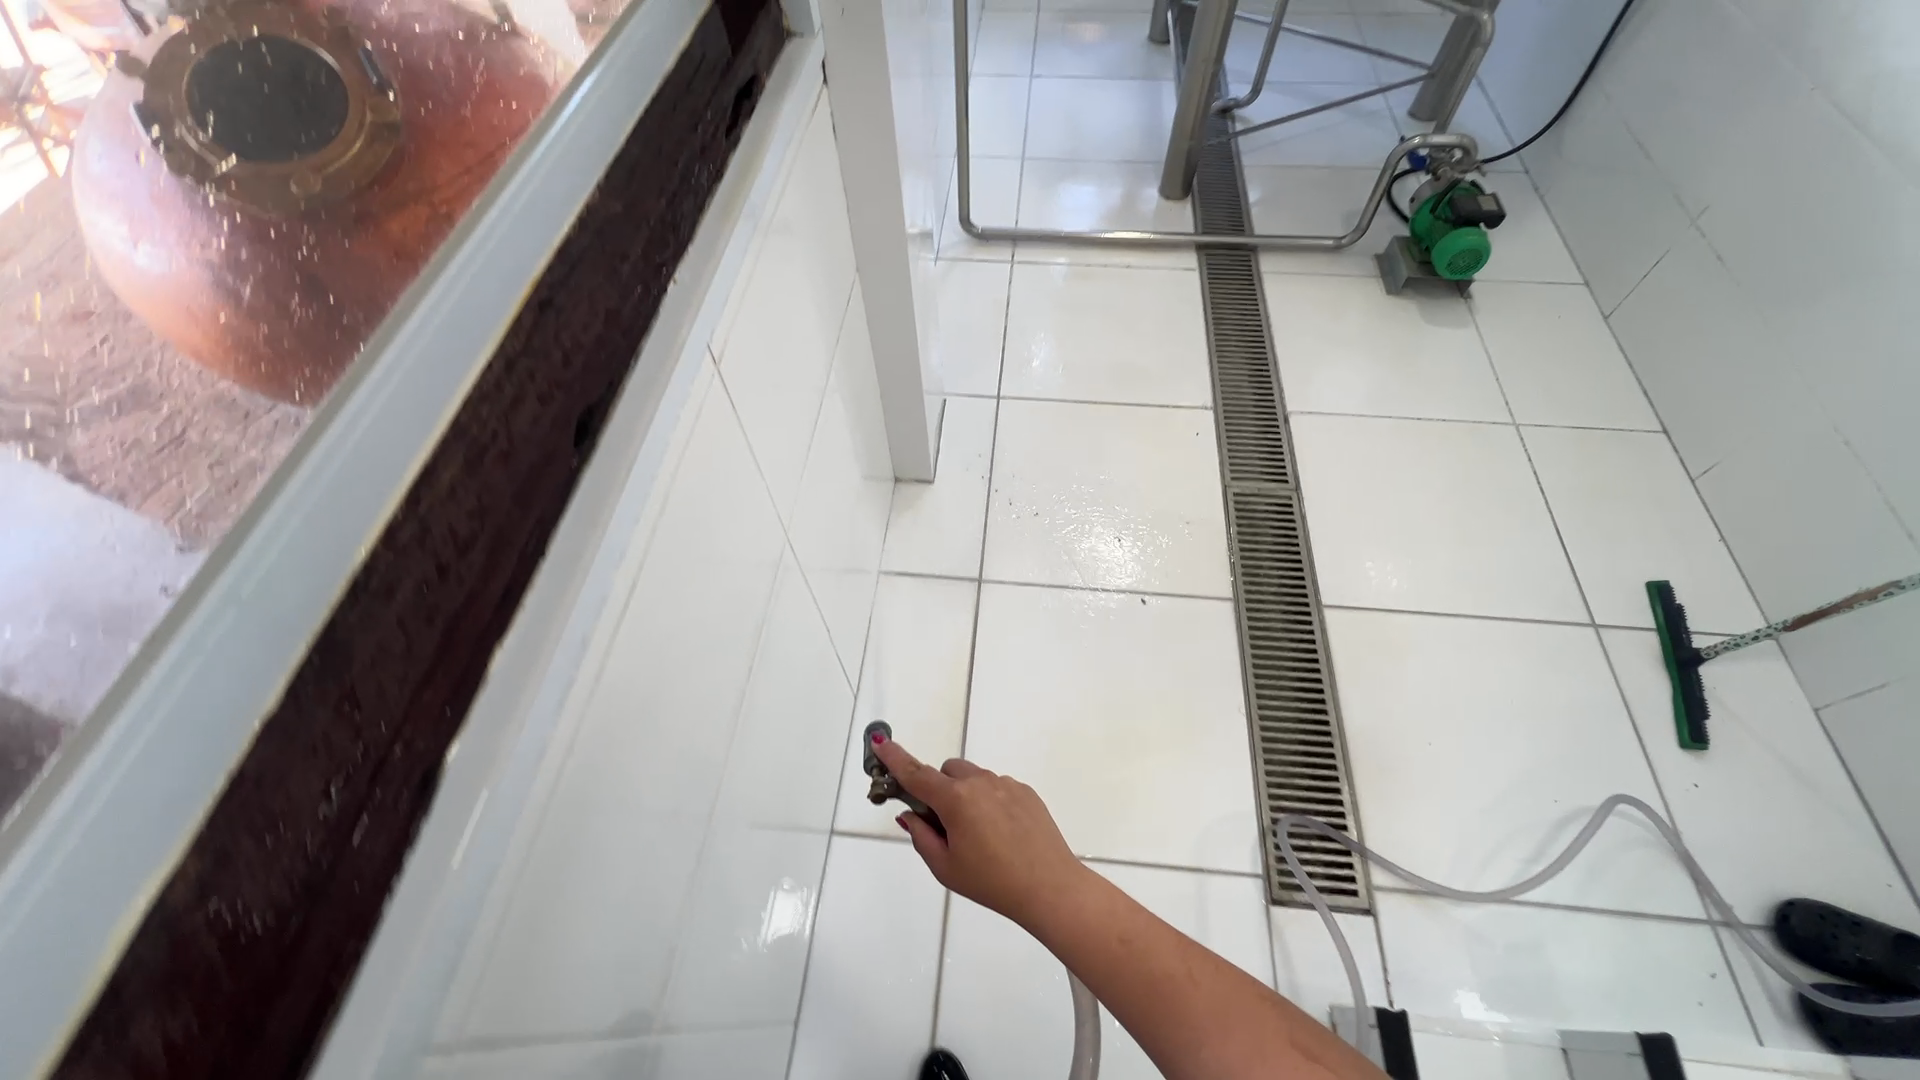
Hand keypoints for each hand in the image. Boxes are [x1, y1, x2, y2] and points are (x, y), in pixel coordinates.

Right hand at [871, 735, 1090, 927]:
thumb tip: (910, 814)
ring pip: (973, 778)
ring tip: (980, 836)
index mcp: (955, 800)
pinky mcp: (1025, 791)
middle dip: (939, 790)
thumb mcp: (945, 867)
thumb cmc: (991, 882)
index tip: (879, 742)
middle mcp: (979, 783)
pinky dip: (990, 801)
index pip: (916, 773)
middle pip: (946, 772)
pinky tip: (1003, 834)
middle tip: (944, 824)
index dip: (894, 758)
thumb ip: (921, 836)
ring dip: (965, 795)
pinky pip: (997, 787)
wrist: (1049, 886)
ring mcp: (1006, 784)